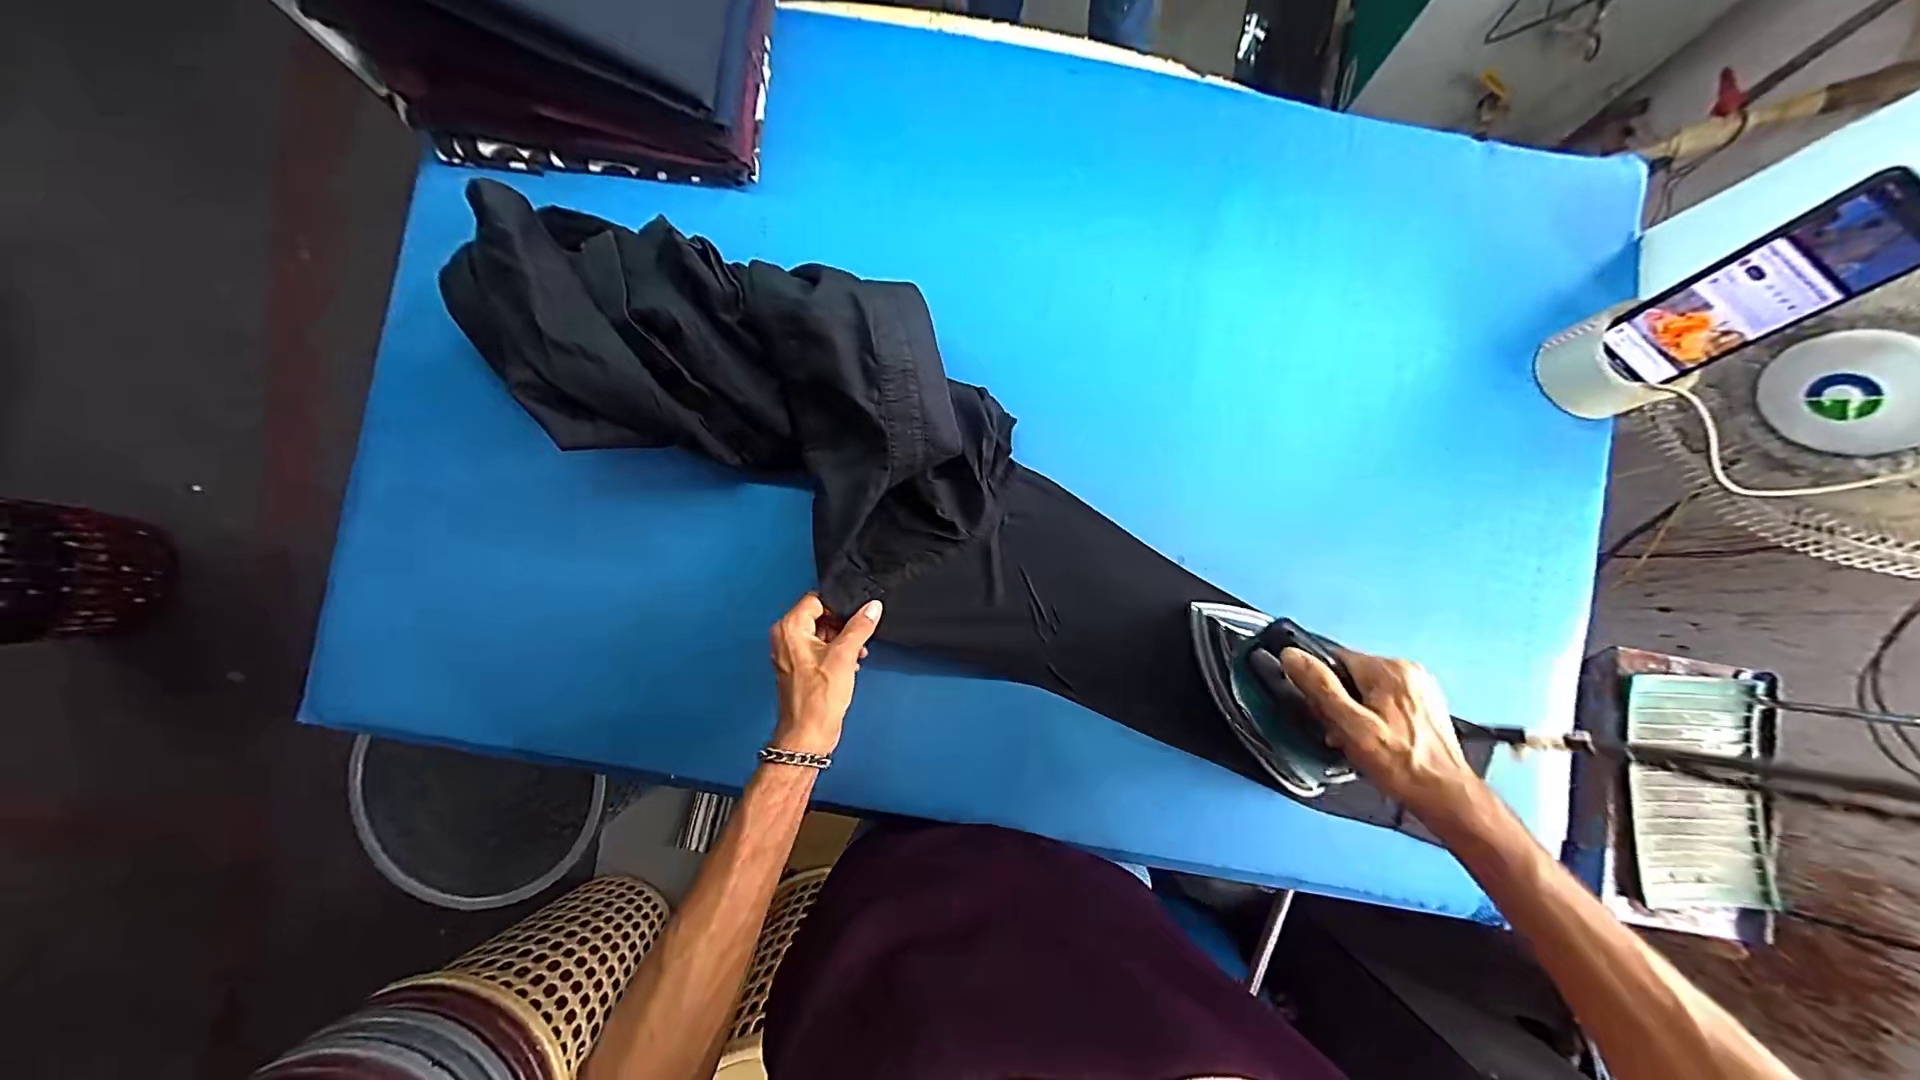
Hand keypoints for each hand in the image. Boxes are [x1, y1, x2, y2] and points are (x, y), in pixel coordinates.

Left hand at [768, 593, 882, 756]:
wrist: (808, 733)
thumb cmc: (817, 700)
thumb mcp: (845, 655)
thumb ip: (860, 626)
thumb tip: (872, 607)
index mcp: (790, 628)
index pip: (816, 599)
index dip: (838, 606)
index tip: (856, 614)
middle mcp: (785, 638)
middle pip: (819, 615)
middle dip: (842, 624)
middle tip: (858, 635)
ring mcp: (790, 653)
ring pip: (820, 632)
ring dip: (841, 639)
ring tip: (856, 652)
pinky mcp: (798, 667)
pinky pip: (818, 648)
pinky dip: (834, 651)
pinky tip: (849, 663)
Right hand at [1277, 646, 1482, 826]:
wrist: (1447, 797)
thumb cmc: (1400, 765)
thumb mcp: (1350, 725)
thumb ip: (1319, 687)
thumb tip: (1292, 655)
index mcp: (1389, 669)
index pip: (1334, 660)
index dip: (1320, 687)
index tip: (1326, 714)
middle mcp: (1408, 671)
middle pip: (1350, 676)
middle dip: (1339, 703)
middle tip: (1344, 733)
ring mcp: (1419, 688)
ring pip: (1366, 690)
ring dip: (1354, 713)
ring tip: (1360, 742)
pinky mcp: (1425, 705)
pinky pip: (1385, 702)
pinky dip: (1373, 718)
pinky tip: (1377, 742)